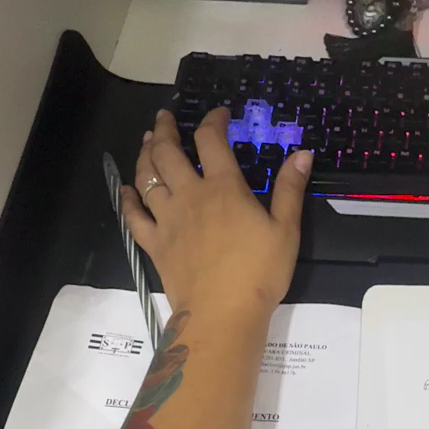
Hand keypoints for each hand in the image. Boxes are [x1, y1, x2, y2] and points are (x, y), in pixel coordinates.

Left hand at [122, 108, 312, 329]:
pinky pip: (134, 216)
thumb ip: (290, 190)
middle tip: (165, 118)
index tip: (220, 115)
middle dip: (166, 130)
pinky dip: (128, 199)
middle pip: (168, 152)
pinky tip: (126, 190)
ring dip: (145, 155)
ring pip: (146, 177)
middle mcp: (190, 196)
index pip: (212, 141)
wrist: (223, 313)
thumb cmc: (260, 273)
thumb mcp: (286, 231)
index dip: (214, 121)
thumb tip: (302, 154)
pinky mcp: (154, 244)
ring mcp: (167, 219)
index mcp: (224, 189)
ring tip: (148, 142)